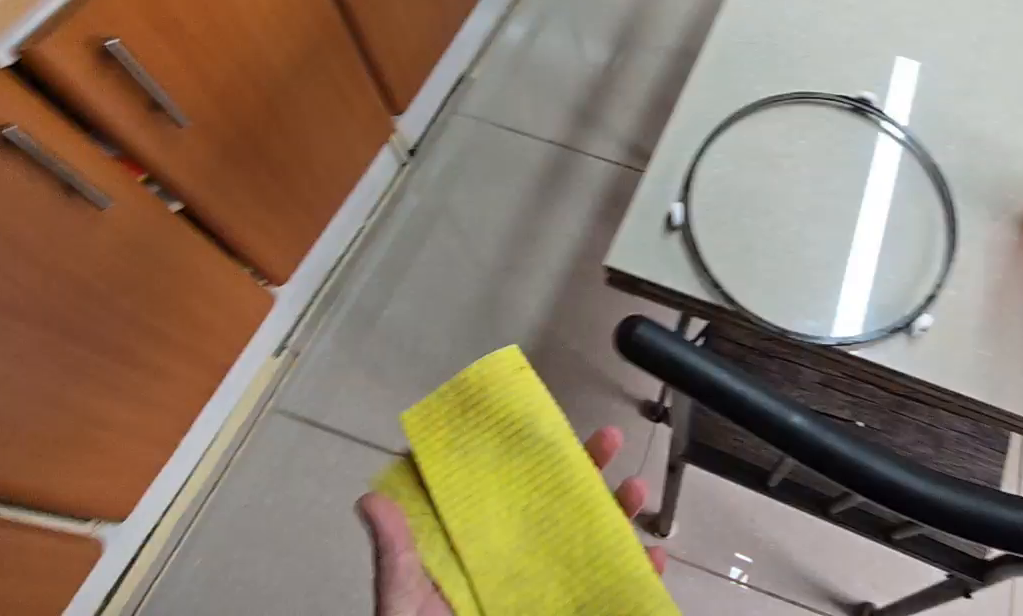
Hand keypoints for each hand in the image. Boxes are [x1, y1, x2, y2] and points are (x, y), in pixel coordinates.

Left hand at [355, 426, 667, 615]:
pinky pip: (615, 593)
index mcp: (485, 551)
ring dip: (621, 513)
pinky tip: (653, 560)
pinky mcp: (575, 612)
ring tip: (636, 490)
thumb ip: (397, 557)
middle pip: (562, 507)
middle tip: (610, 438)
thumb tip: (369, 497)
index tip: (551, 425)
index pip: (513, 494)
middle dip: (591, 470)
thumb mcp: (405, 604)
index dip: (534, 458)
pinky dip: (639, 576)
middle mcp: (523, 565)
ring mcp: (551, 593)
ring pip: (595, 542)